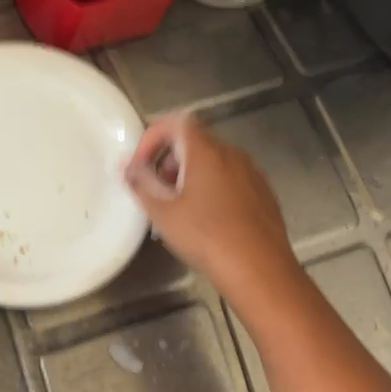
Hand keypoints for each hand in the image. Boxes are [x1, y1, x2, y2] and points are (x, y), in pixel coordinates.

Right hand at [124, 112, 298, 302]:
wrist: (258, 269)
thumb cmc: (205, 236)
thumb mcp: (162, 212)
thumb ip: (141, 183)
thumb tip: (126, 165)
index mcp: (206, 152)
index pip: (176, 122)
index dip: (151, 138)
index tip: (140, 166)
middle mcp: (232, 154)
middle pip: (194, 141)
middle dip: (168, 160)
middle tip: (154, 190)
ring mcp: (252, 173)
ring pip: (213, 161)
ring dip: (188, 175)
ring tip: (176, 208)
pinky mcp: (263, 193)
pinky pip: (230, 178)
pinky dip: (210, 187)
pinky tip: (204, 219)